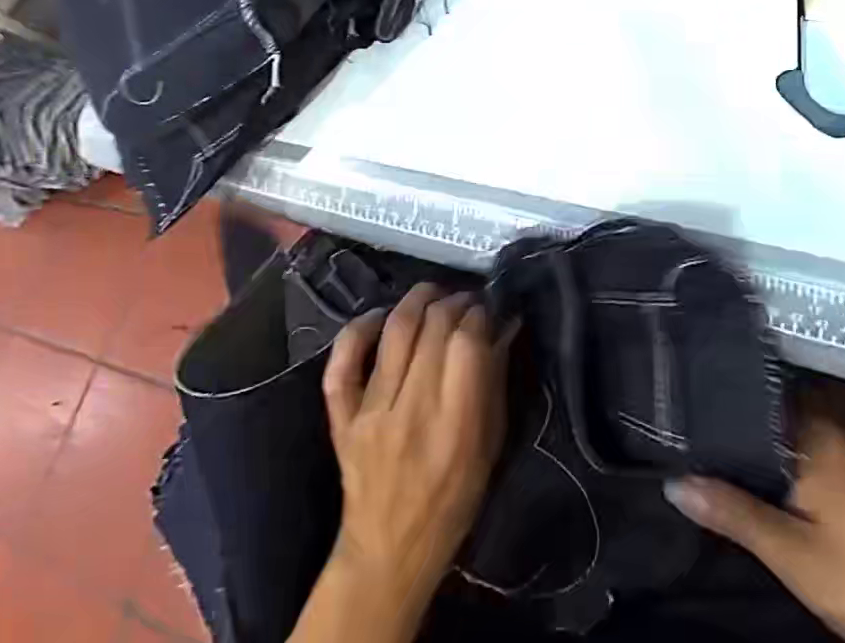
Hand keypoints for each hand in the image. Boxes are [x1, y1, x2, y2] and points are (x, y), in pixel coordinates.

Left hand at [290, 283, 509, 642]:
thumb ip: (495, 385)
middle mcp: (412, 410)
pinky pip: (342, 361)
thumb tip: (502, 328)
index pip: (466, 342)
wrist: (390, 549)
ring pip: (394, 331)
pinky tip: (381, 316)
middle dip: (455, 302)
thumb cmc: (454, 501)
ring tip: (434, 294)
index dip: (480, 314)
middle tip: (467, 301)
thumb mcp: (490, 447)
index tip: (489, 310)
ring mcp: (371, 411)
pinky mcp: (342, 416)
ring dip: (417, 300)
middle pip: (433, 328)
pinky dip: (360, 328)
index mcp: (456, 424)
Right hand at [665, 416, 844, 642]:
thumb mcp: (792, 555)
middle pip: (772, 425)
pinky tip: (766, 495)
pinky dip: (786, 475)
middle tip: (684, 445)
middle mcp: (838, 437)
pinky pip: (813, 465)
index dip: (715, 412)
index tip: (676, 417)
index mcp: (818, 438)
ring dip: (759, 459)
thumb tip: (674, 481)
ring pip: (792, 447)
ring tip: (711, 465)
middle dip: (734, 438)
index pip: (755, 405)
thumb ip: (734, 512)